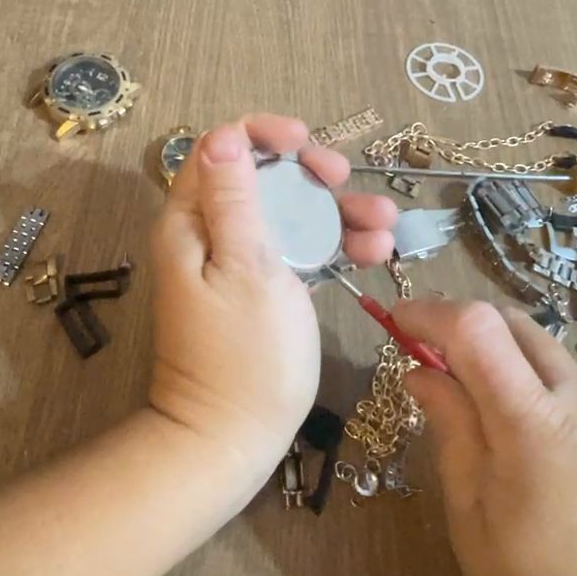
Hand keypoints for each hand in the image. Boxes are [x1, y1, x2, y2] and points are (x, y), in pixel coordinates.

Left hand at [148, 115, 396, 484]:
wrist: (231, 441)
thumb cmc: (242, 354)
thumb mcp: (244, 267)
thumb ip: (235, 198)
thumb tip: (220, 135)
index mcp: (192, 221)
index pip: (219, 149)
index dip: (262, 134)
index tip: (305, 142)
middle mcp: (211, 233)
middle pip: (262, 177)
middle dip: (308, 174)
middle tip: (344, 182)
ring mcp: (239, 262)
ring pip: (289, 214)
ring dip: (336, 212)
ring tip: (385, 225)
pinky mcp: (264, 289)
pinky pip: (299, 250)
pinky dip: (333, 246)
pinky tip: (374, 250)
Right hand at [398, 301, 576, 575]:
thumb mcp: (476, 525)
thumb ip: (452, 434)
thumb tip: (422, 373)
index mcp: (539, 426)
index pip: (477, 326)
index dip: (430, 310)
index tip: (397, 320)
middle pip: (518, 326)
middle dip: (465, 328)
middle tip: (429, 362)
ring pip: (554, 363)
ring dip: (508, 367)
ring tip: (484, 423)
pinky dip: (547, 401)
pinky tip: (543, 462)